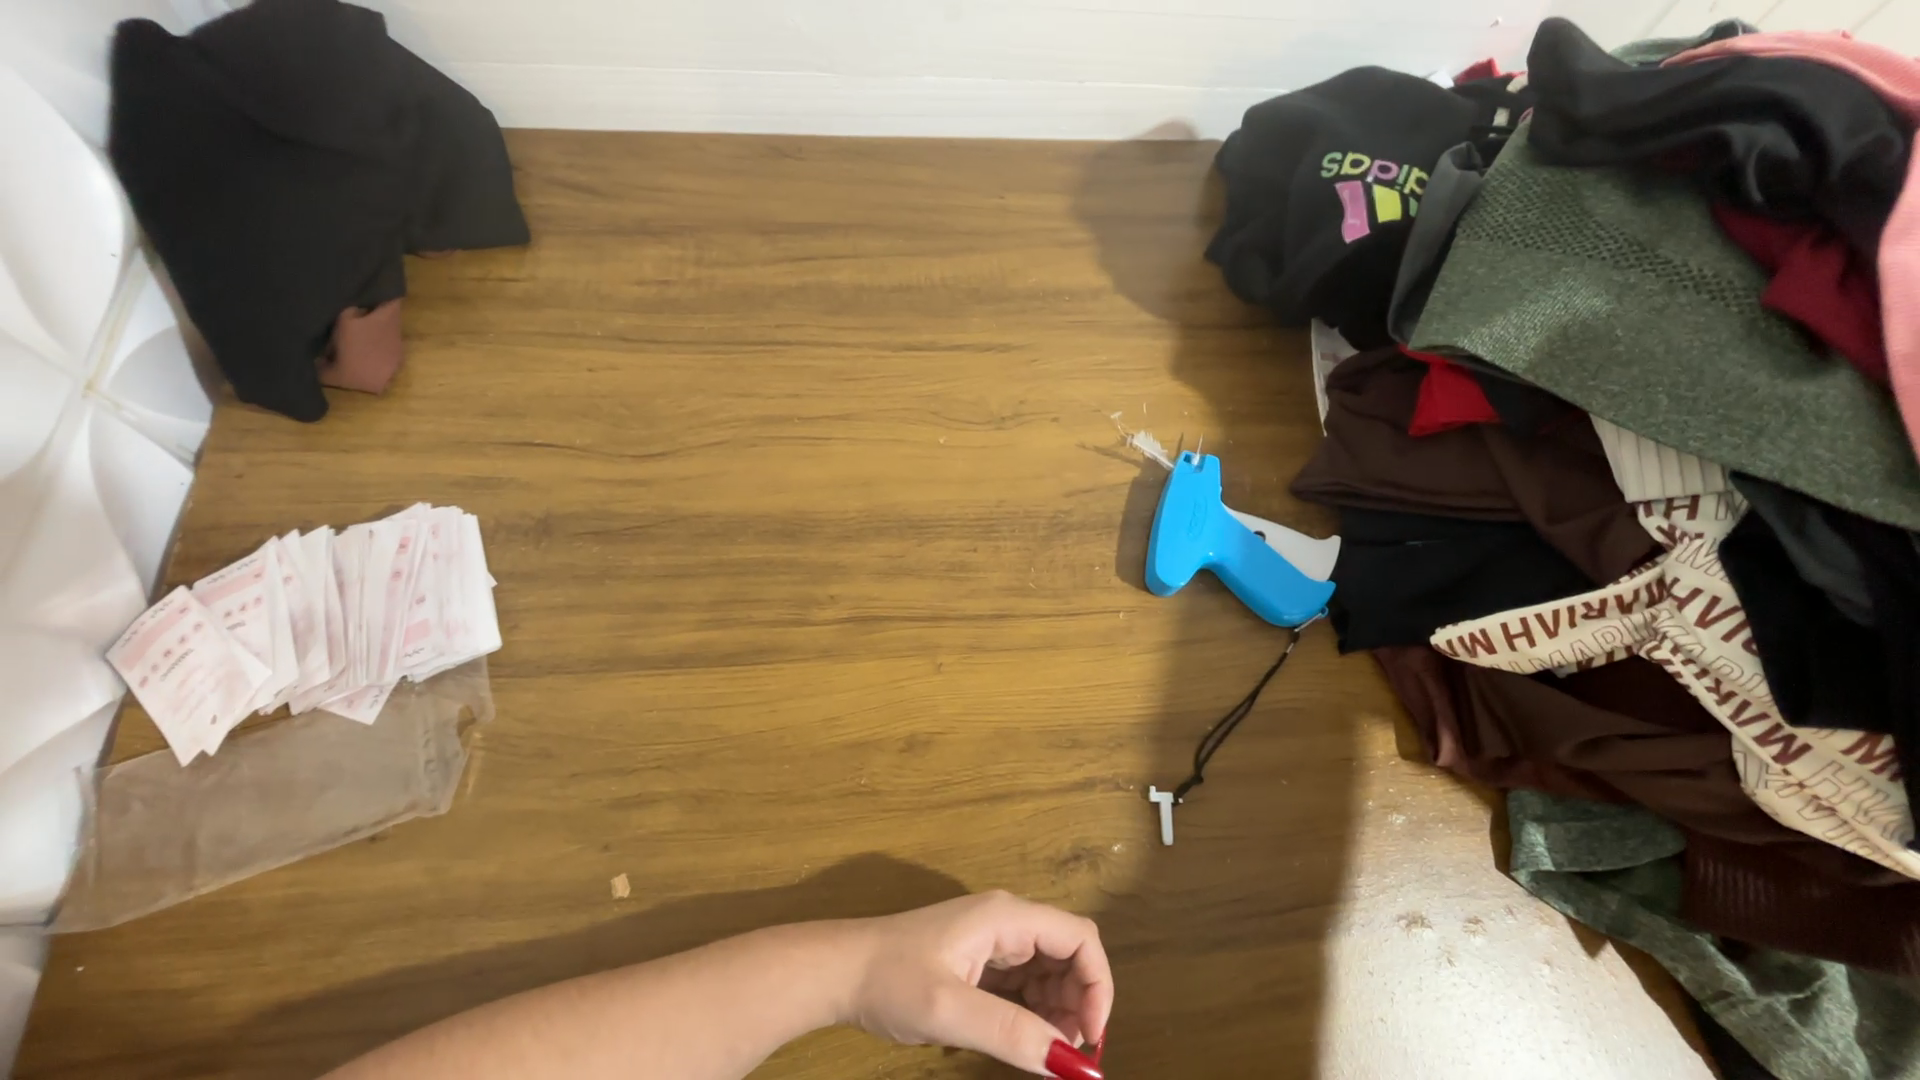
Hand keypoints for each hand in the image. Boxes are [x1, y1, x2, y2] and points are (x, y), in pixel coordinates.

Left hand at [841, 891, 1112, 1076]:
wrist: (839, 972)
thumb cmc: (891, 981)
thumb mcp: (951, 1011)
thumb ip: (1013, 1034)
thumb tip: (1072, 1065)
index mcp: (1005, 917)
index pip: (1079, 937)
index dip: (1097, 984)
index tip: (1090, 1038)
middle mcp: (1005, 921)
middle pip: (1067, 953)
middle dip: (1078, 1001)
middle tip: (1066, 1053)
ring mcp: (990, 939)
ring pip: (1048, 969)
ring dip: (1058, 1009)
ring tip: (1044, 1050)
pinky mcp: (978, 959)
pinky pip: (1023, 981)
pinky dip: (1034, 1010)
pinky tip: (1023, 1038)